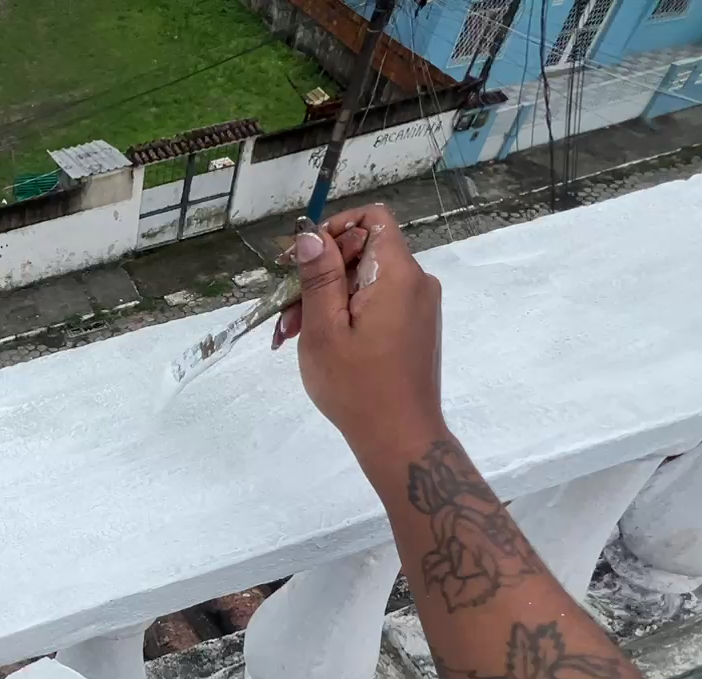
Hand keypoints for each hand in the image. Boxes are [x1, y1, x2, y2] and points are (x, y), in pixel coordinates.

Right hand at [276, 204, 446, 465]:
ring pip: (364, 283)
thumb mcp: (324, 329)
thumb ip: (319, 277)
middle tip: (284, 317)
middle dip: (318, 277)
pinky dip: (344, 316)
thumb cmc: (355, 385)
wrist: (398, 435)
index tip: (297, 263)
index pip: (371, 221)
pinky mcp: (413, 327)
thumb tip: (310, 234)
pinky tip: (319, 344)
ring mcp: (417, 306)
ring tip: (292, 338)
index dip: (332, 231)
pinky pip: (375, 305)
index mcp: (397, 274)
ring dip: (324, 302)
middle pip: (362, 254)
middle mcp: (415, 282)